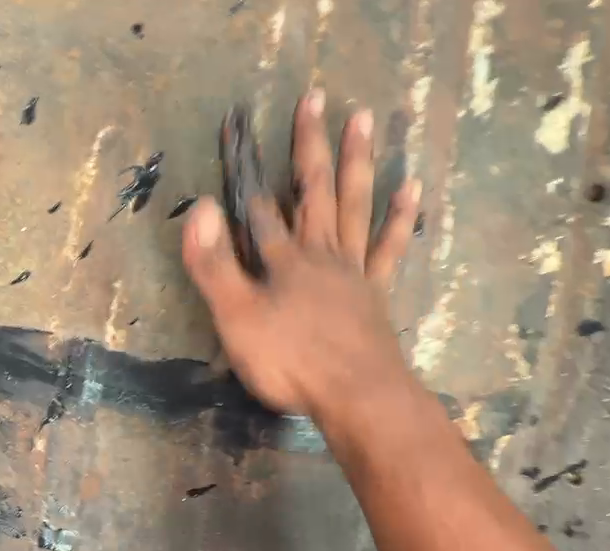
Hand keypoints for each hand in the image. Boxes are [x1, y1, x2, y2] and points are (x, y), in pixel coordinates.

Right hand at [183, 89, 422, 422]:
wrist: (355, 392)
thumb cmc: (288, 360)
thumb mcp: (236, 316)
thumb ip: (215, 265)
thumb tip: (200, 208)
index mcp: (284, 262)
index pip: (263, 212)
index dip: (251, 176)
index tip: (246, 136)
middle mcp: (321, 255)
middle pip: (316, 192)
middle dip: (311, 148)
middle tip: (315, 100)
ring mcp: (352, 271)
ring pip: (354, 206)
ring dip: (356, 163)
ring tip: (364, 120)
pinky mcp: (373, 293)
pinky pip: (388, 245)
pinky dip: (398, 216)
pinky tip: (409, 190)